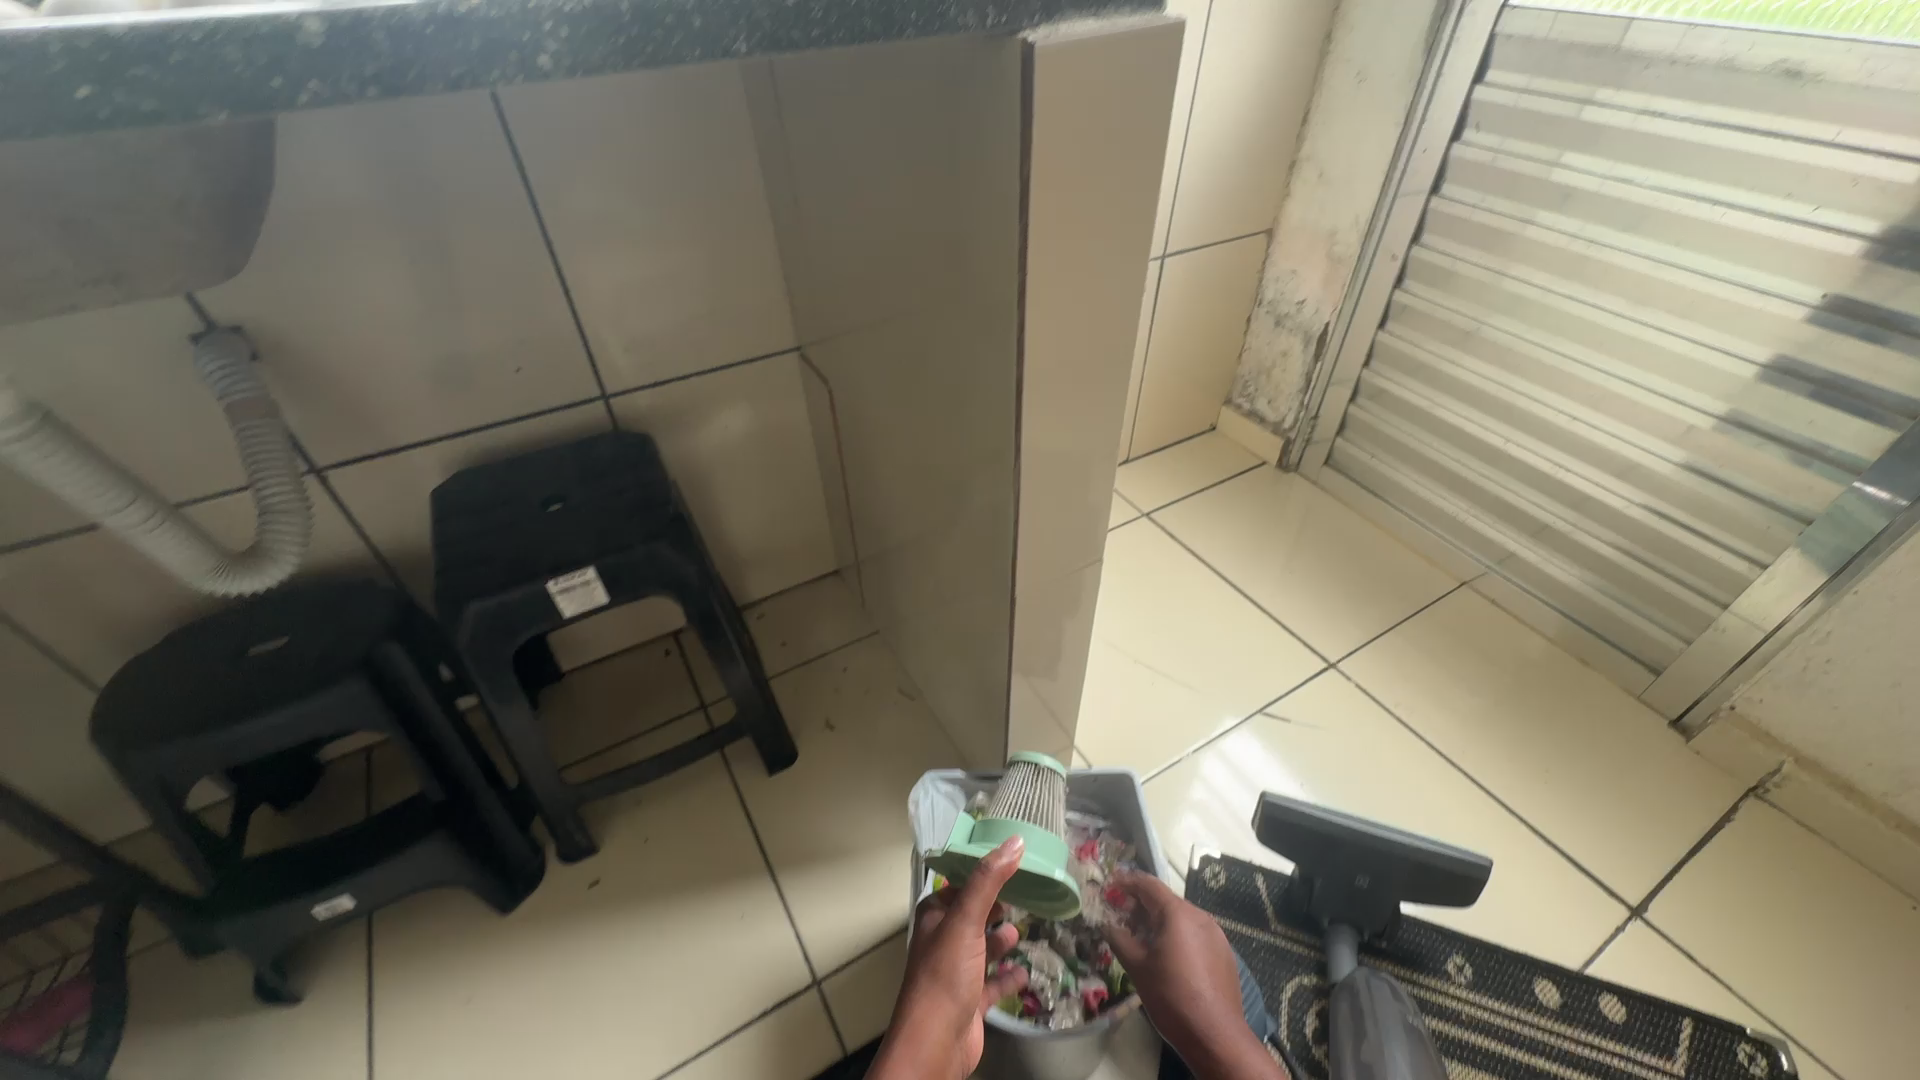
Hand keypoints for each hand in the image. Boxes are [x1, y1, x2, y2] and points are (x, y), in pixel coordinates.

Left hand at [869, 837, 1030, 1079]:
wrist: (935, 1043)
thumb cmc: (945, 973)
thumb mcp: (966, 919)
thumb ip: (989, 881)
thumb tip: (1015, 841)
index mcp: (935, 916)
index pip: (960, 884)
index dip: (984, 873)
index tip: (1013, 862)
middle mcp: (943, 940)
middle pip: (973, 915)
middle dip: (994, 906)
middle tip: (1023, 894)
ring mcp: (956, 972)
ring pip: (982, 949)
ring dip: (1000, 940)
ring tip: (1021, 930)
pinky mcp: (970, 1001)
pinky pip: (993, 983)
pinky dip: (1008, 976)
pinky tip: (1025, 971)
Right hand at [1107, 867, 1286, 1079]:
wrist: (1216, 1036)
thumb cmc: (1171, 997)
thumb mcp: (1136, 967)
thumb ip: (1118, 938)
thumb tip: (1106, 923)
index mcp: (1177, 913)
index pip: (1148, 884)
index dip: (1126, 882)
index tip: (1109, 886)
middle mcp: (1200, 916)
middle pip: (1165, 900)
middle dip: (1141, 905)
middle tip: (1121, 917)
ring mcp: (1216, 934)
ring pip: (1181, 918)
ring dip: (1159, 922)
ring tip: (1141, 939)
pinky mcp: (1224, 953)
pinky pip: (1195, 934)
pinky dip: (1177, 936)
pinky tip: (1168, 957)